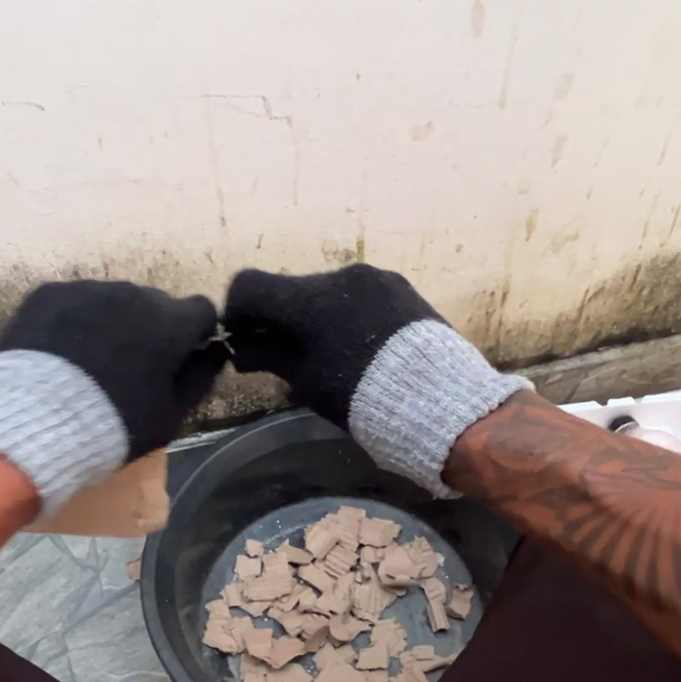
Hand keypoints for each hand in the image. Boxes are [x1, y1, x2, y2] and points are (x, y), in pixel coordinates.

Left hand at [0, 281, 226, 514]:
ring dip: (114, 322)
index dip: (196, 334)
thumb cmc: (115, 425)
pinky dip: (76, 321)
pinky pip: (75, 302)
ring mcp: (88, 290)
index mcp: (170, 323)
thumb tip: (214, 354)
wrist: (37, 423)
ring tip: (93, 362)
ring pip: (114, 301)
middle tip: (134, 365)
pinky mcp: (49, 293)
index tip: (183, 357)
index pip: (202, 310)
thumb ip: (200, 379)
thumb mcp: (171, 416)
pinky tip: (63, 354)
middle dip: (153, 328)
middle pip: (156, 303)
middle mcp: (133, 294)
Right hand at [223, 264, 528, 496]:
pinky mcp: (401, 287)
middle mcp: (340, 277)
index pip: (250, 286)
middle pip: (290, 289)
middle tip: (282, 354)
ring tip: (328, 356)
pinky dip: (345, 316)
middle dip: (279, 319)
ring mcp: (375, 278)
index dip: (238, 312)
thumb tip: (241, 349)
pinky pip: (358, 296)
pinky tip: (359, 348)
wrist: (442, 404)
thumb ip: (270, 357)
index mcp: (310, 300)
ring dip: (315, 318)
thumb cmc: (364, 400)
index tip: (243, 338)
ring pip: (326, 292)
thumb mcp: (308, 383)